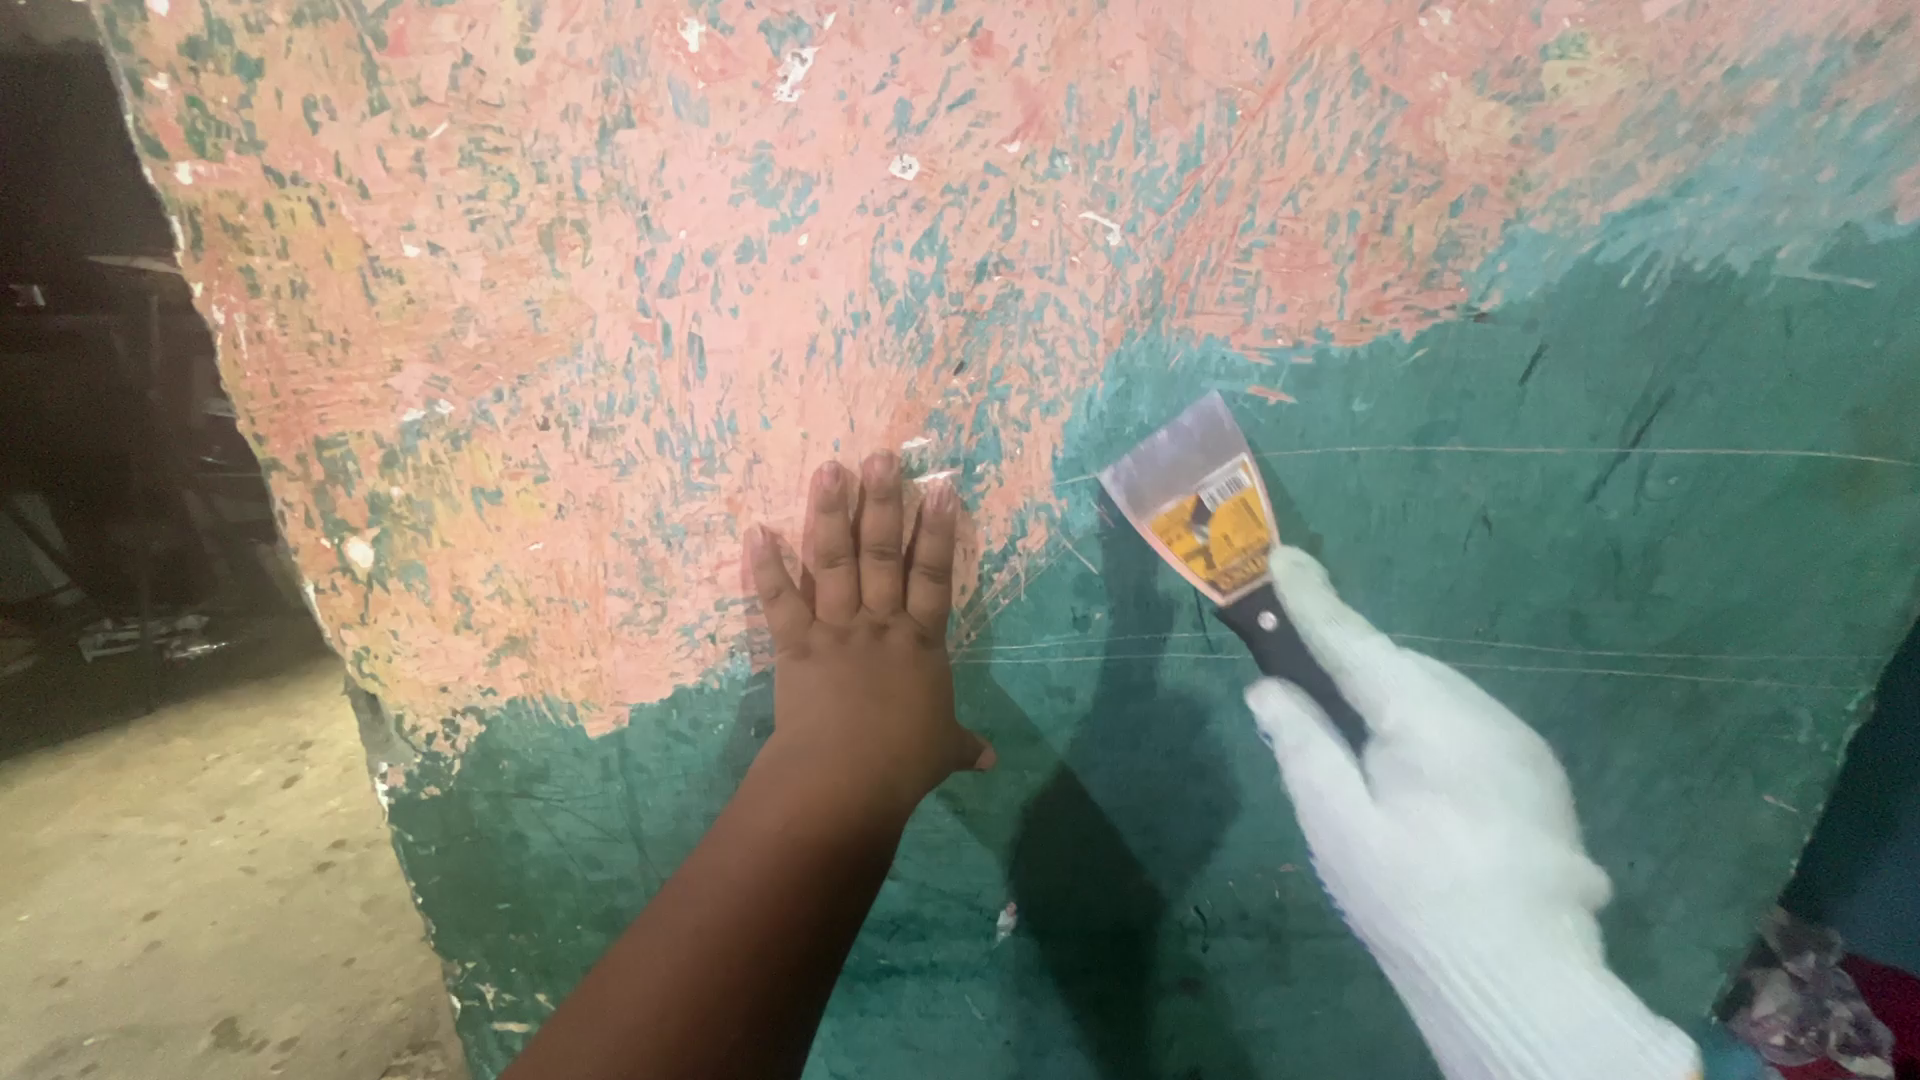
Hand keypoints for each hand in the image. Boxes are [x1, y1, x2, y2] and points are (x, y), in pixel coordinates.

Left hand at [746, 453, 993, 826]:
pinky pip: (779, 602)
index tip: (940, 487)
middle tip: (880, 457)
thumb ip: (962, 745)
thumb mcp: (941, 750)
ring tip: (829, 469)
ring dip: (830, 514)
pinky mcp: (796, 647)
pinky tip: (755, 531)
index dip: (938, 531)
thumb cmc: (902, 762)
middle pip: (883, 554)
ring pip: (834, 563)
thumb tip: (991, 760)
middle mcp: (880, 624)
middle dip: (883, 503)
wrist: (848, 779)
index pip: (933, 575)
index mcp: (920, 642)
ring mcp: (836, 630)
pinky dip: (765, 568)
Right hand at [1245, 545, 1699, 1079]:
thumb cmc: (1413, 902)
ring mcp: (1518, 742)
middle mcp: (1484, 716)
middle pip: (1395, 662)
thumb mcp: (1336, 825)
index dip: (1312, 600)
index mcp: (1431, 724)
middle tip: (1290, 666)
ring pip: (1428, 686)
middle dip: (1343, 653)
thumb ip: (1300, 744)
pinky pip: (1456, 715)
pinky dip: (1414, 714)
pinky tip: (1397, 756)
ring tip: (1342, 725)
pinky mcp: (1531, 769)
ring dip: (1379, 687)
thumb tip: (1269, 686)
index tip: (1281, 556)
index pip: (1355, 644)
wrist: (1523, 985)